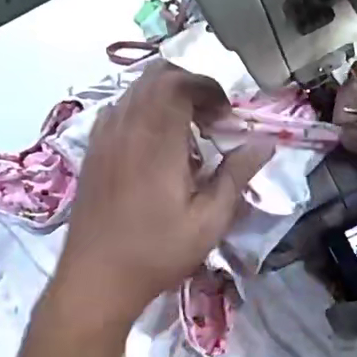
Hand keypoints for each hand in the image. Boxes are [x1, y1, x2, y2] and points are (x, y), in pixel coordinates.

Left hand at [56, 62, 272, 323]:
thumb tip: (264, 143)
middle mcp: (126, 127)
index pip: (180, 83)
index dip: (209, 89)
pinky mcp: (92, 151)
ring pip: (135, 90)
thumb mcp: (209, 221)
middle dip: (190, 86)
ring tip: (189, 133)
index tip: (228, 118)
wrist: (96, 280)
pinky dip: (144, 112)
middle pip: (156, 76)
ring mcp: (103, 137)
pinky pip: (119, 110)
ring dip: (167, 98)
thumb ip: (237, 175)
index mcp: (156, 140)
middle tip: (212, 120)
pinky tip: (157, 147)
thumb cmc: (157, 252)